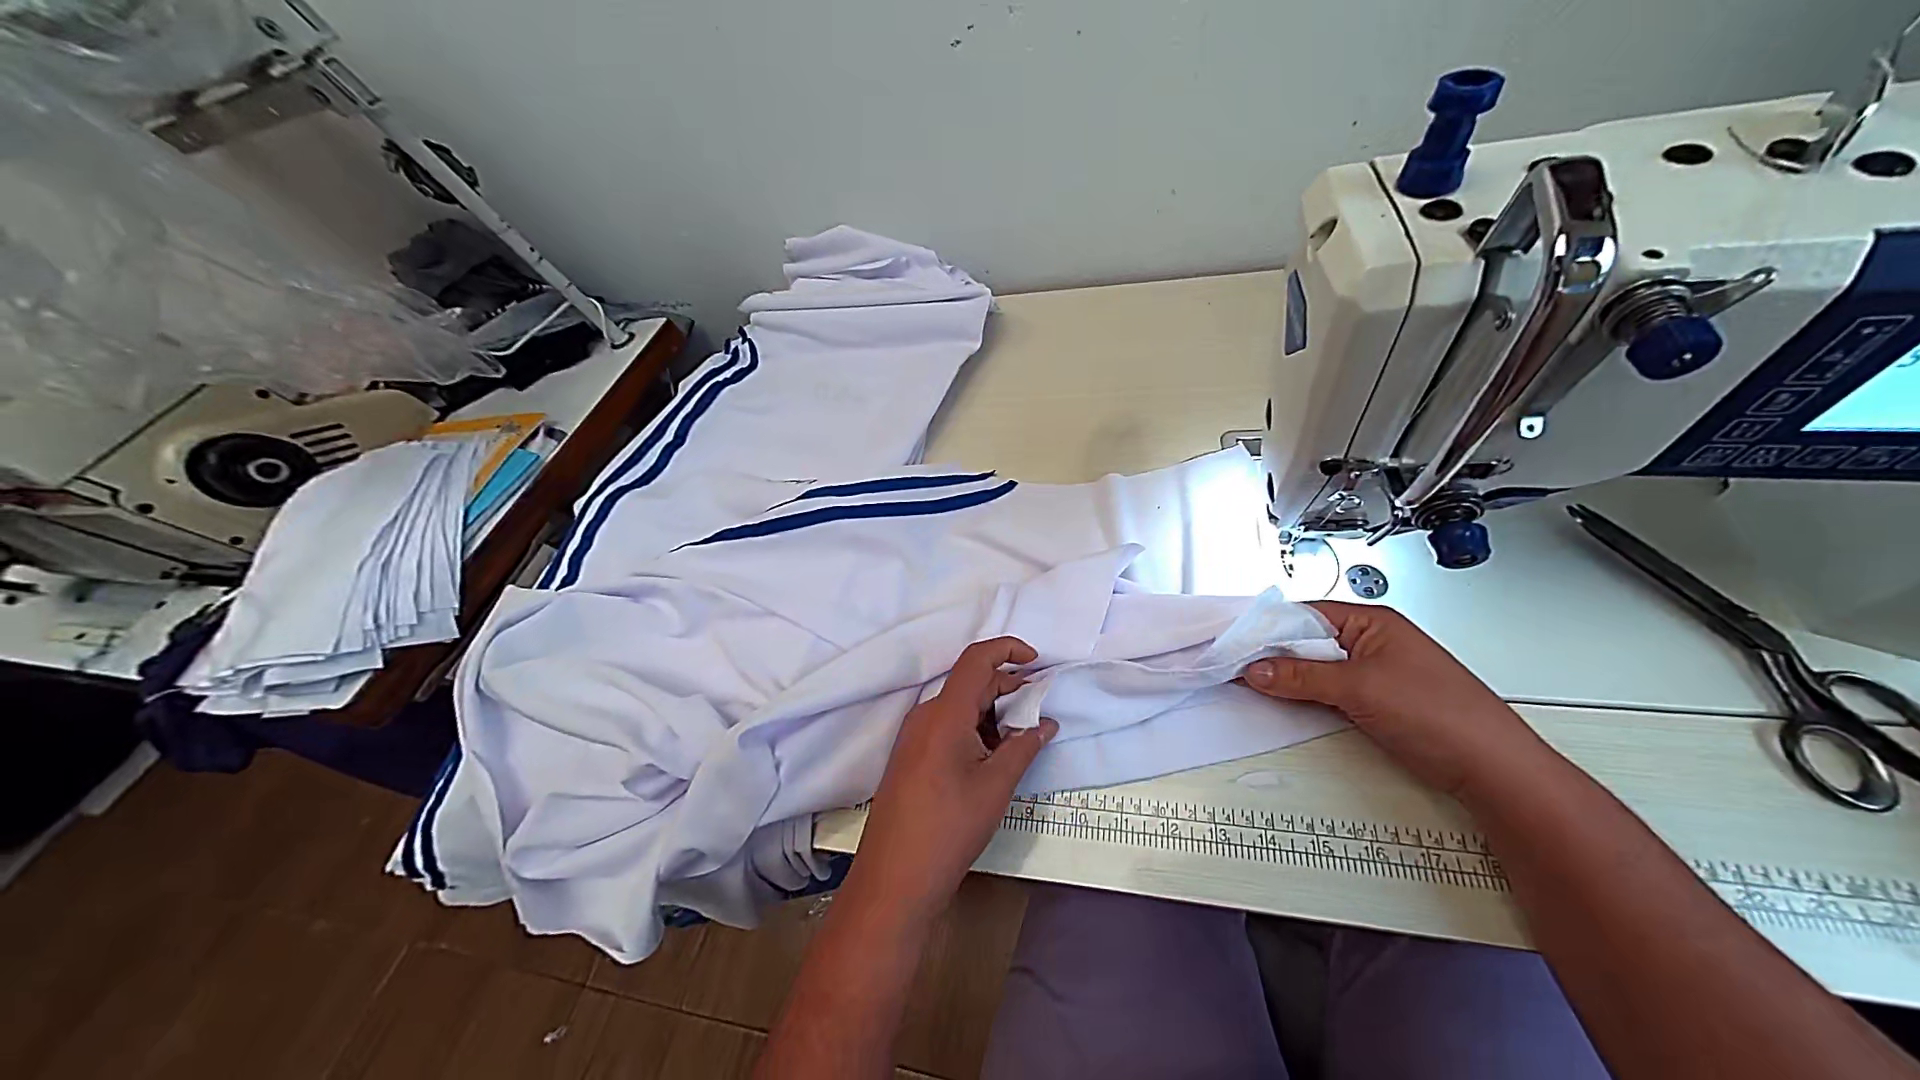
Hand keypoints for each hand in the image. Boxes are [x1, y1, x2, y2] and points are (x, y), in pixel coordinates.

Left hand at [851, 637, 1057, 918]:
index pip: (976, 659)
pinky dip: (975, 730)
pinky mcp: (911, 757)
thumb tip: (1045, 723)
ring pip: (959, 707)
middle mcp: (925, 716)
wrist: (894, 879)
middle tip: (1040, 709)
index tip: (1037, 661)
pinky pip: (946, 727)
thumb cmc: (949, 828)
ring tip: (1021, 739)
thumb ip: (1024, 746)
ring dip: (993, 713)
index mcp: (945, 714)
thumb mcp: (995, 785)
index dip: (1008, 650)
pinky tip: (994, 757)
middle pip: (970, 684)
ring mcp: (914, 737)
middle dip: (1008, 688)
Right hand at [1241, 602, 1549, 798]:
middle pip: (1306, 640)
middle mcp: (1370, 641)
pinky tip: (1287, 703)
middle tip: (1240, 667)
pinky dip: (1304, 695)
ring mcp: (1372, 671)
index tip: (1236, 644)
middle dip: (1274, 654)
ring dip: (1289, 677)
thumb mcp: (1359, 687)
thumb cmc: (1446, 715)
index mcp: (1372, 621)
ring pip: (1314, 667)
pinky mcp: (1373, 700)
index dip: (1267, 627)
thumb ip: (1302, 676)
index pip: (1304, 614)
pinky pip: (1325, 689)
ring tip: (1259, 685)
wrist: (1491, 768)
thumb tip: (1258, 669)